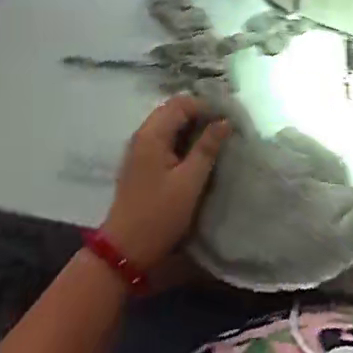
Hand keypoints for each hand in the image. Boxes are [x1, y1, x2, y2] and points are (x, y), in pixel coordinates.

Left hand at [101, 96, 231, 269]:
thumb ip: (207, 148)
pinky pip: (162, 138)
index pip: (180, 104)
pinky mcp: (140, 162)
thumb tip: (224, 121)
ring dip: (189, 126)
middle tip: (222, 127)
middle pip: (172, 110)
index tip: (227, 119)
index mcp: (152, 134)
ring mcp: (138, 148)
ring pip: (167, 124)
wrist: (125, 249)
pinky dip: (180, 138)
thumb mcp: (190, 182)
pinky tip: (195, 153)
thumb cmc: (159, 214)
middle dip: (198, 113)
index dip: (205, 106)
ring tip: (213, 139)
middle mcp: (142, 135)